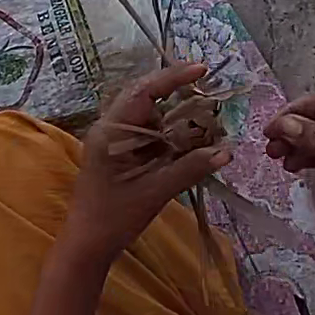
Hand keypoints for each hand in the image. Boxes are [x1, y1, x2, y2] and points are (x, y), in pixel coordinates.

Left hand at [61, 63, 232, 267]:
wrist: (88, 244)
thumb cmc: (114, 217)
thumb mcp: (154, 192)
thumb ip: (189, 169)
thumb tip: (226, 151)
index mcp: (110, 131)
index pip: (142, 92)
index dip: (172, 78)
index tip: (201, 70)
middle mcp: (110, 129)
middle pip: (147, 99)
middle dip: (179, 95)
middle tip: (210, 94)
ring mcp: (115, 141)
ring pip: (151, 117)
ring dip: (177, 118)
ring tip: (207, 121)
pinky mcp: (122, 154)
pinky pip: (150, 135)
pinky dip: (171, 136)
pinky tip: (192, 142)